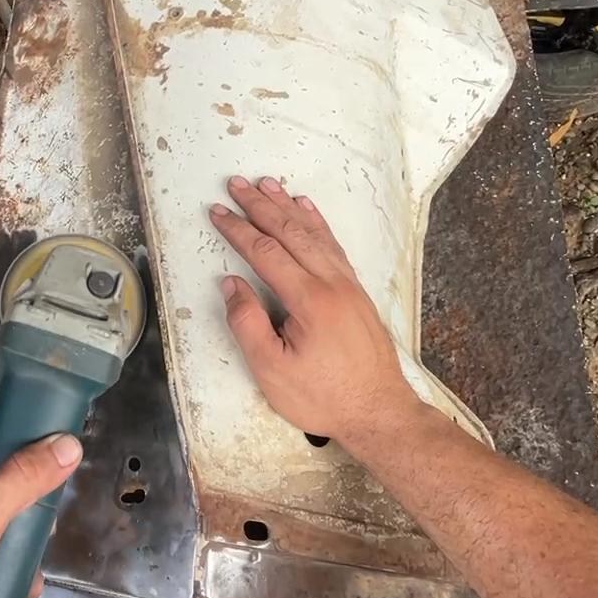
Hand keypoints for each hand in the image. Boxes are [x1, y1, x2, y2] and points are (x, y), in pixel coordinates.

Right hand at [209, 175, 425, 442]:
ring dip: (288, 206)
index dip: (238, 230)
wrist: (380, 414)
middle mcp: (332, 283)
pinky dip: (317, 223)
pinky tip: (308, 209)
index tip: (218, 212)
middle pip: (291, 232)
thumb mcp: (271, 370)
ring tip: (268, 183)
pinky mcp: (356, 293)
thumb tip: (231, 284)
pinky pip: (333, 246)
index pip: (266, 252)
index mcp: (309, 299)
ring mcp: (348, 285)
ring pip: (314, 233)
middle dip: (260, 205)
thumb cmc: (323, 397)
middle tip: (237, 183)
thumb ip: (247, 323)